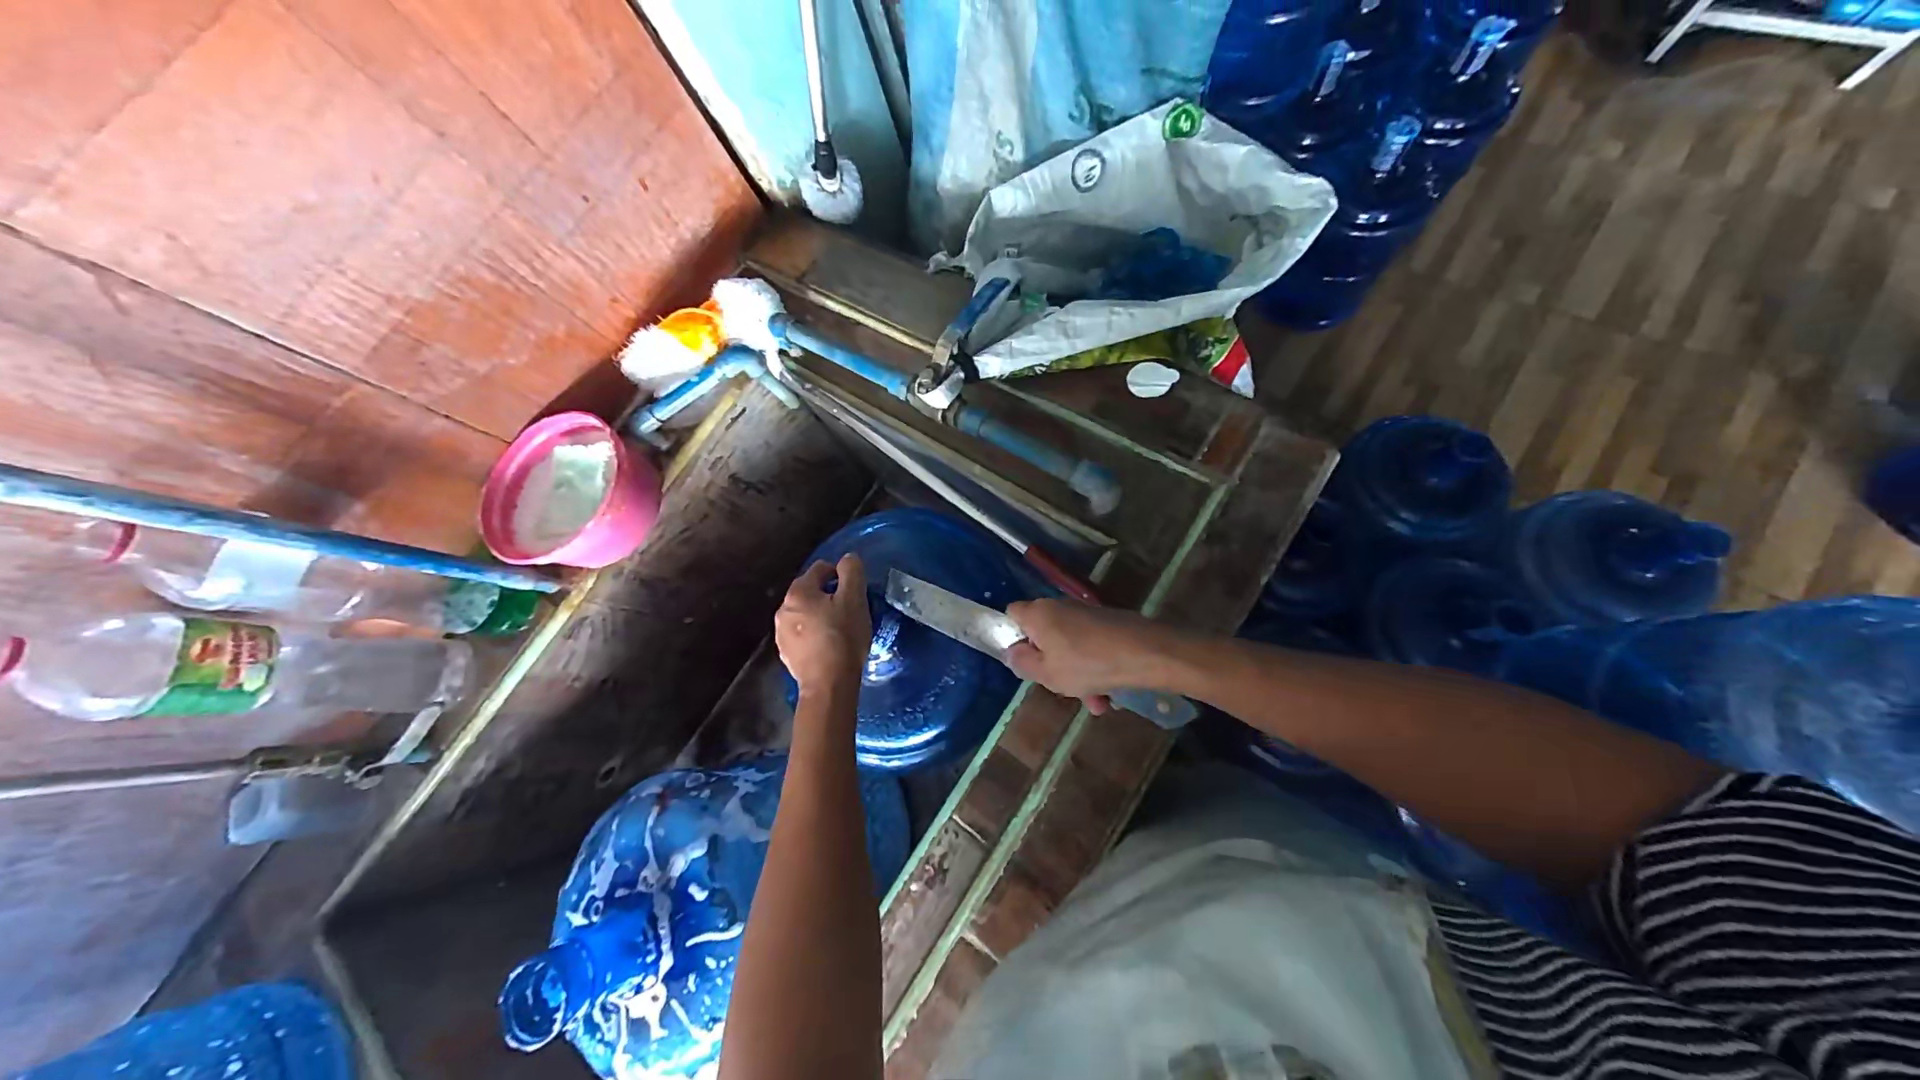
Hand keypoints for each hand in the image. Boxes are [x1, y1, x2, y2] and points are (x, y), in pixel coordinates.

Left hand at [775, 555, 871, 698]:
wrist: (828, 685)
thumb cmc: (843, 638)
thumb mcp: (854, 600)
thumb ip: (852, 573)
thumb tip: (848, 559)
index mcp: (798, 592)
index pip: (820, 569)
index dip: (840, 574)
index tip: (855, 590)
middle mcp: (783, 609)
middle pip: (811, 592)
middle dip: (829, 597)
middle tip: (850, 610)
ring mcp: (781, 633)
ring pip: (805, 615)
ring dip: (821, 616)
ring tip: (841, 630)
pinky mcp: (786, 654)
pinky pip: (803, 635)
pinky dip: (815, 635)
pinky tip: (829, 647)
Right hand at [1003, 599, 1174, 713]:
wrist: (1145, 653)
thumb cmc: (1087, 664)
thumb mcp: (1046, 673)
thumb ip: (1022, 663)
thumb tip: (1013, 652)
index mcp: (1039, 614)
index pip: (1012, 614)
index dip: (1012, 636)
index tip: (1021, 660)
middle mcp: (1060, 607)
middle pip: (1043, 635)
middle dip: (1050, 663)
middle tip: (1058, 686)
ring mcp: (1087, 615)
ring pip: (1070, 647)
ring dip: (1078, 675)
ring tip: (1094, 702)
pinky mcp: (1109, 624)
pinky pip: (1092, 648)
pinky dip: (1096, 669)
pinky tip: (1108, 695)